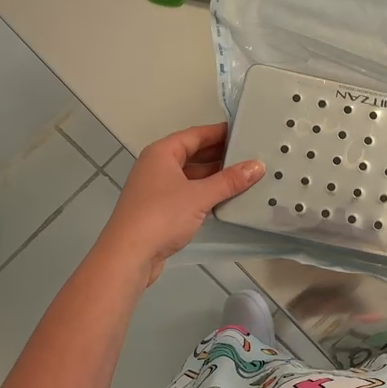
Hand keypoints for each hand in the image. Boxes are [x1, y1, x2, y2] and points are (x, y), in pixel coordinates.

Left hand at [94, 123, 262, 285]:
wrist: (128, 256)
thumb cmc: (162, 216)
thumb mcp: (200, 196)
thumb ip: (230, 181)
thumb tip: (258, 166)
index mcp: (162, 153)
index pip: (195, 134)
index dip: (219, 132)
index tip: (244, 132)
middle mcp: (156, 166)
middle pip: (192, 154)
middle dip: (219, 155)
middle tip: (250, 154)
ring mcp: (156, 189)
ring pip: (190, 175)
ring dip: (214, 176)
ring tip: (244, 176)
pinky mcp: (159, 209)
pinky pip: (187, 193)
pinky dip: (205, 193)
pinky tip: (225, 197)